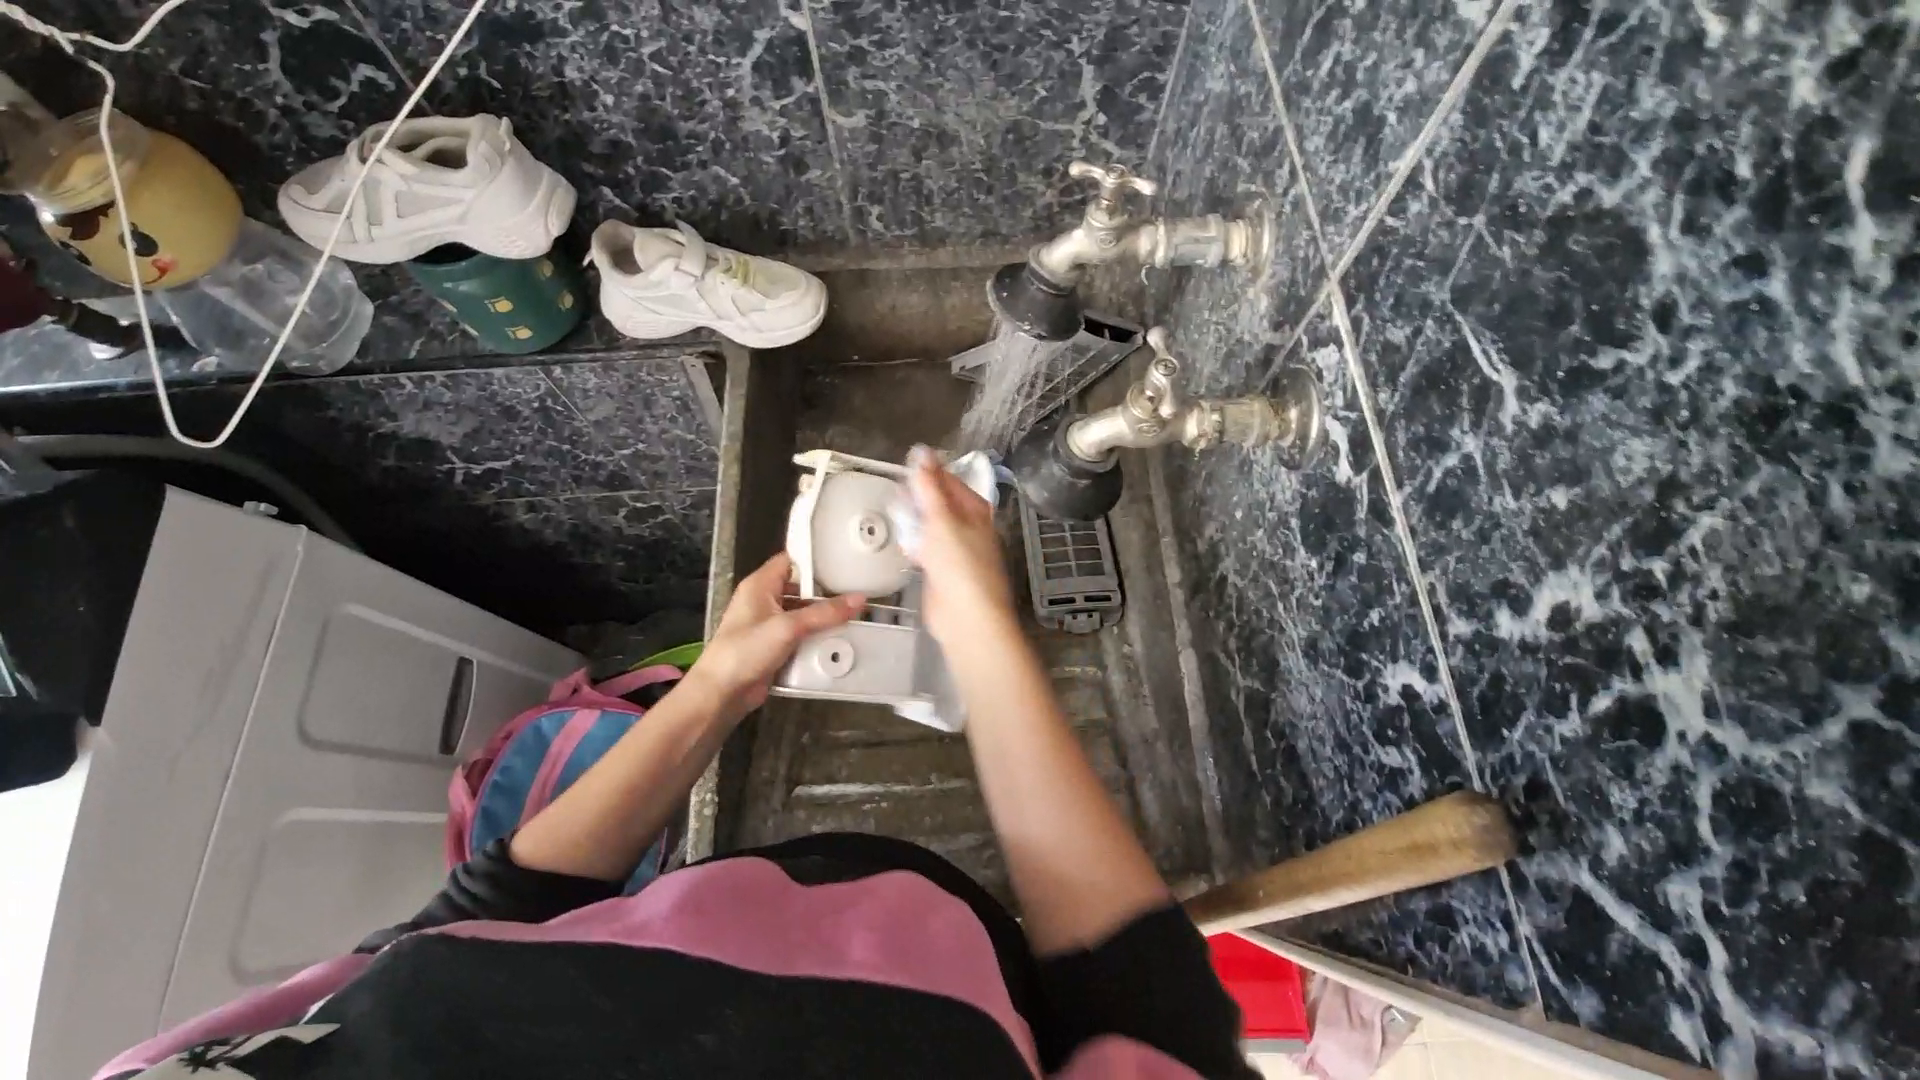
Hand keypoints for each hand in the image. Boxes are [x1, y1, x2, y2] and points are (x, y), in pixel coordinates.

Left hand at [685, 552, 863, 718]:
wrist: (721, 693)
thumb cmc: (747, 650)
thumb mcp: (788, 627)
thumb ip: (824, 613)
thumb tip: (861, 598)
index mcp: (760, 585)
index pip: (790, 560)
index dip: (814, 558)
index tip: (844, 560)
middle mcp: (764, 600)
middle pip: (800, 588)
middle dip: (825, 592)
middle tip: (857, 590)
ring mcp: (768, 625)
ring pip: (802, 614)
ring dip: (823, 618)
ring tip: (856, 615)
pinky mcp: (774, 647)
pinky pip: (800, 636)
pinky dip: (816, 637)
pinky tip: (840, 639)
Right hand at [907, 454, 1016, 646]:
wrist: (966, 617)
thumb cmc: (959, 563)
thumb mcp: (941, 519)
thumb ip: (929, 487)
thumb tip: (922, 452)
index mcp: (975, 510)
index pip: (950, 481)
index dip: (929, 471)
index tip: (905, 464)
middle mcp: (969, 527)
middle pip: (940, 503)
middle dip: (918, 498)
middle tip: (896, 492)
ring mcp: (956, 550)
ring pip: (931, 526)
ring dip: (914, 521)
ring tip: (895, 514)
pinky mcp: (943, 571)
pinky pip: (926, 549)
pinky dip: (914, 544)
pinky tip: (903, 544)